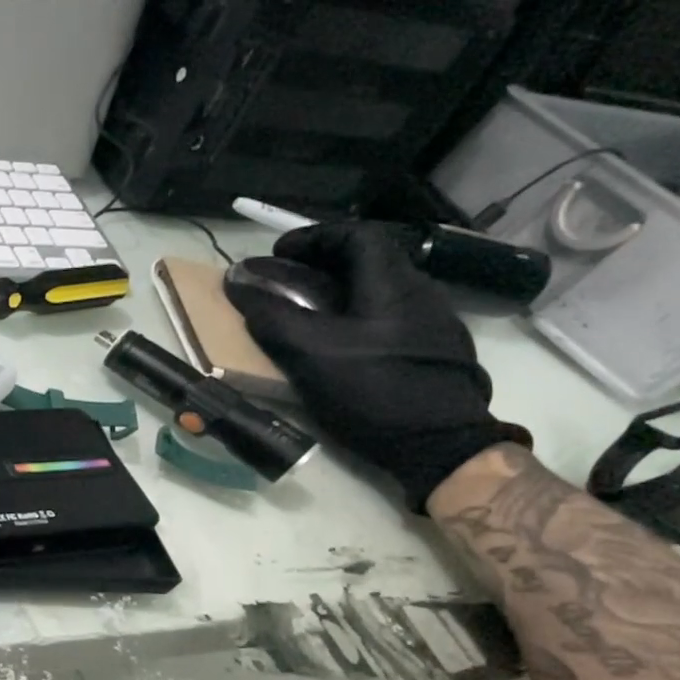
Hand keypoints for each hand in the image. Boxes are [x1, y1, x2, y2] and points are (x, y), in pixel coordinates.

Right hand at [232, 222, 530, 513]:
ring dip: (336, 290)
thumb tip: (238, 283)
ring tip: (302, 311)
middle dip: (320, 263)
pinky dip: (354, 315)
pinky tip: (337, 342)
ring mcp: (431, 321)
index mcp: (392, 285)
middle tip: (282, 280)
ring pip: (377, 290)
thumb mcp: (312, 355)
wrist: (441, 442)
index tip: (278, 253)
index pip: (356, 236)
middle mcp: (418, 292)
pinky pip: (386, 316)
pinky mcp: (433, 349)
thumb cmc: (374, 391)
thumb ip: (274, 318)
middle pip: (368, 261)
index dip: (313, 238)